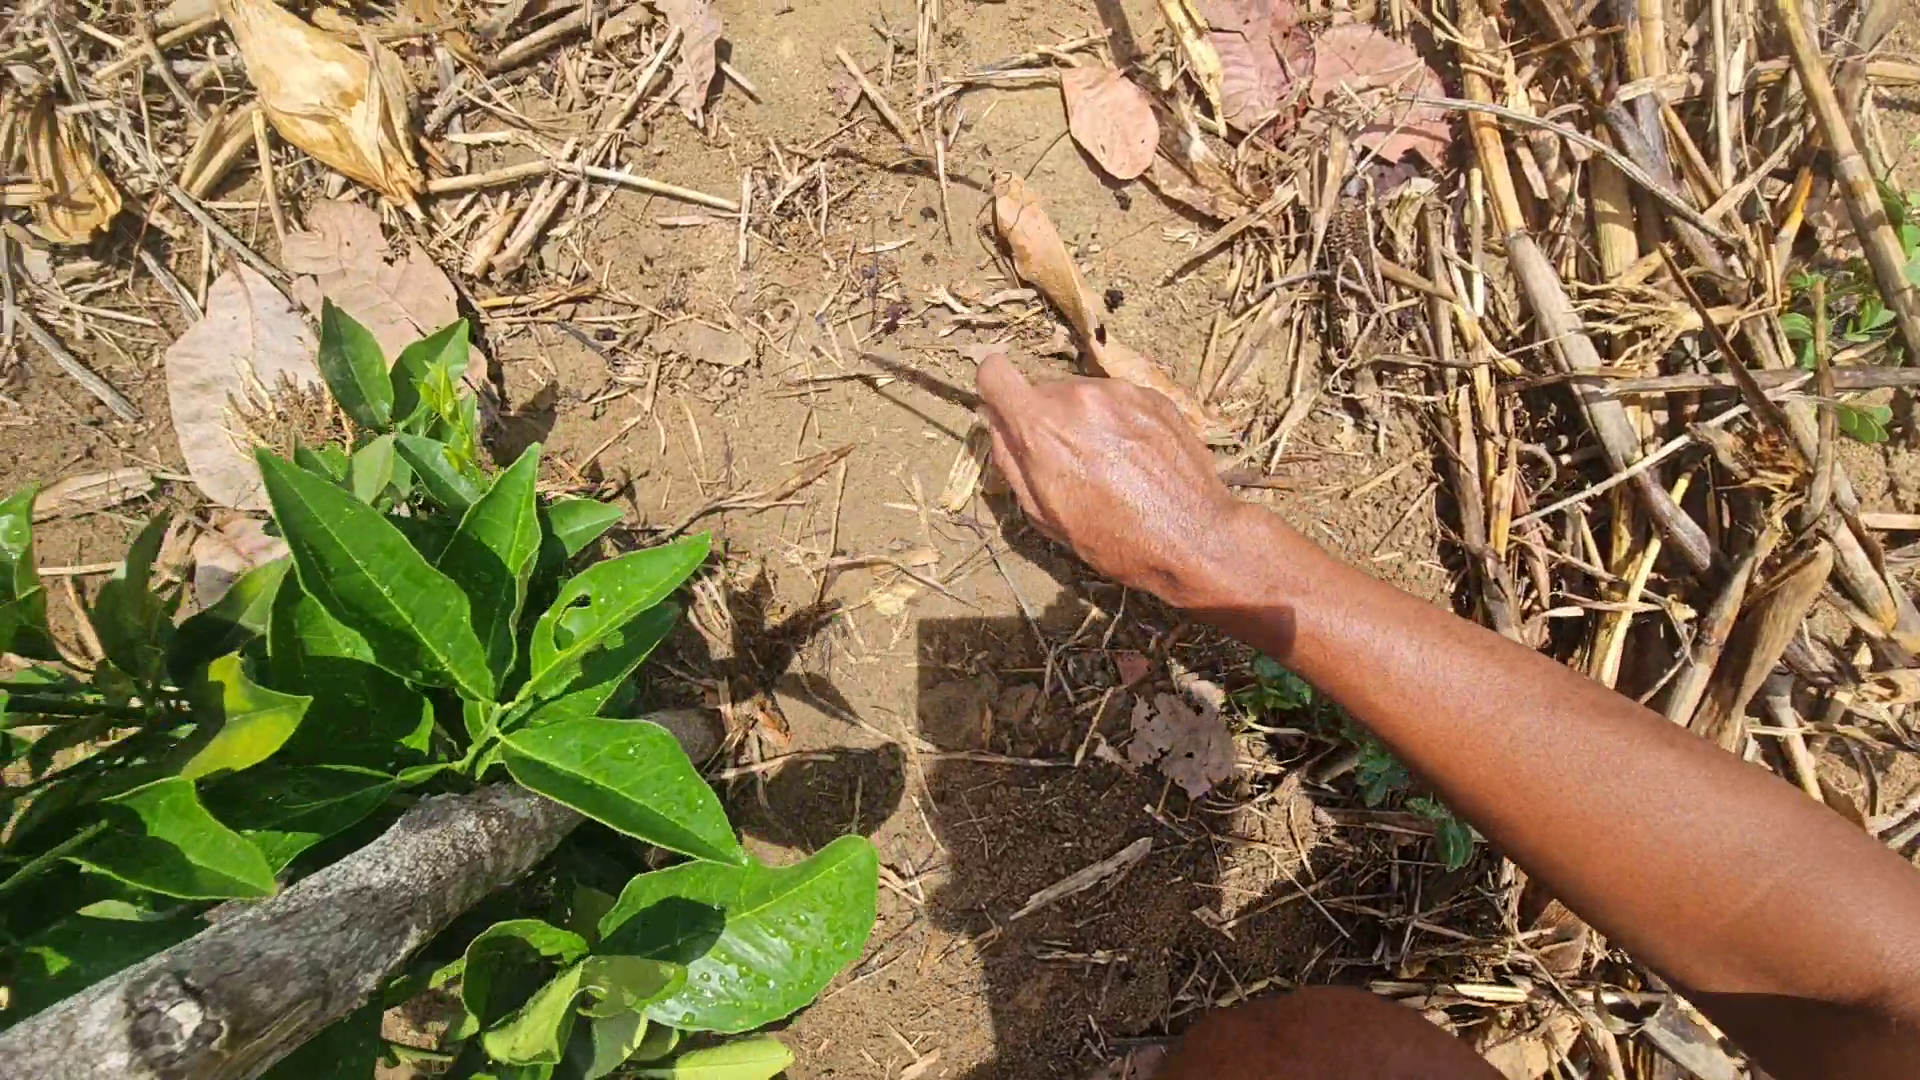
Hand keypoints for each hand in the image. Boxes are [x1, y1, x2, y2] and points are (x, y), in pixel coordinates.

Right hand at [975, 351, 1243, 606]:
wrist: (1193, 537)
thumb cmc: (1113, 539)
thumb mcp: (1044, 515)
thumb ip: (1010, 462)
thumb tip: (995, 423)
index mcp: (1042, 427)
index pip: (995, 373)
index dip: (995, 391)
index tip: (1005, 410)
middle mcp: (1077, 396)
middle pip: (1041, 390)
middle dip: (1045, 418)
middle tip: (1067, 462)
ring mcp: (1119, 392)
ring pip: (1080, 394)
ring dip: (1083, 419)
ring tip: (1107, 464)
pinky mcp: (1152, 395)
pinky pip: (1116, 399)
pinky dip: (1116, 421)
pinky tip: (1134, 458)